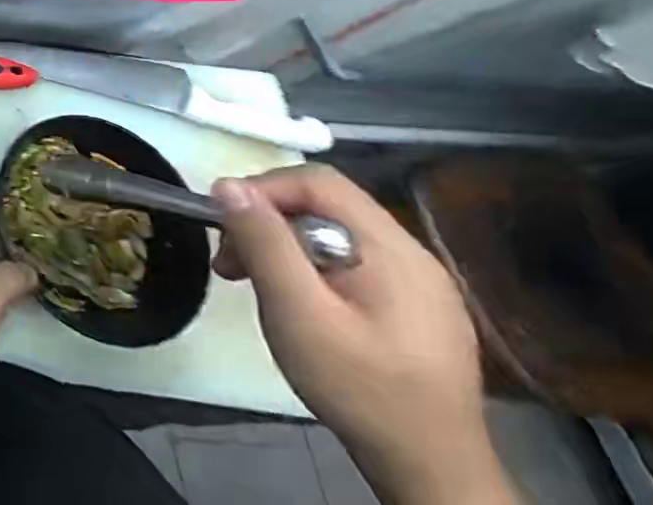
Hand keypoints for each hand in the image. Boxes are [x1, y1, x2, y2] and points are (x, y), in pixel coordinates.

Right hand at [212, 166, 507, 503]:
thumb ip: (264, 244)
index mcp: (393, 250)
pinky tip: (294, 305)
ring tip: (253, 286)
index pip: (318, 183)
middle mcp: (410, 255)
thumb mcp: (298, 312)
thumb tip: (226, 185)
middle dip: (264, 224)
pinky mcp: (410, 308)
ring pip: (329, 235)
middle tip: (230, 265)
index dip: (262, 189)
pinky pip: (345, 263)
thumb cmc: (360, 387)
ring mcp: (415, 283)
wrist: (430, 470)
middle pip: (322, 207)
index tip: (222, 225)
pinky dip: (305, 270)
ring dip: (279, 249)